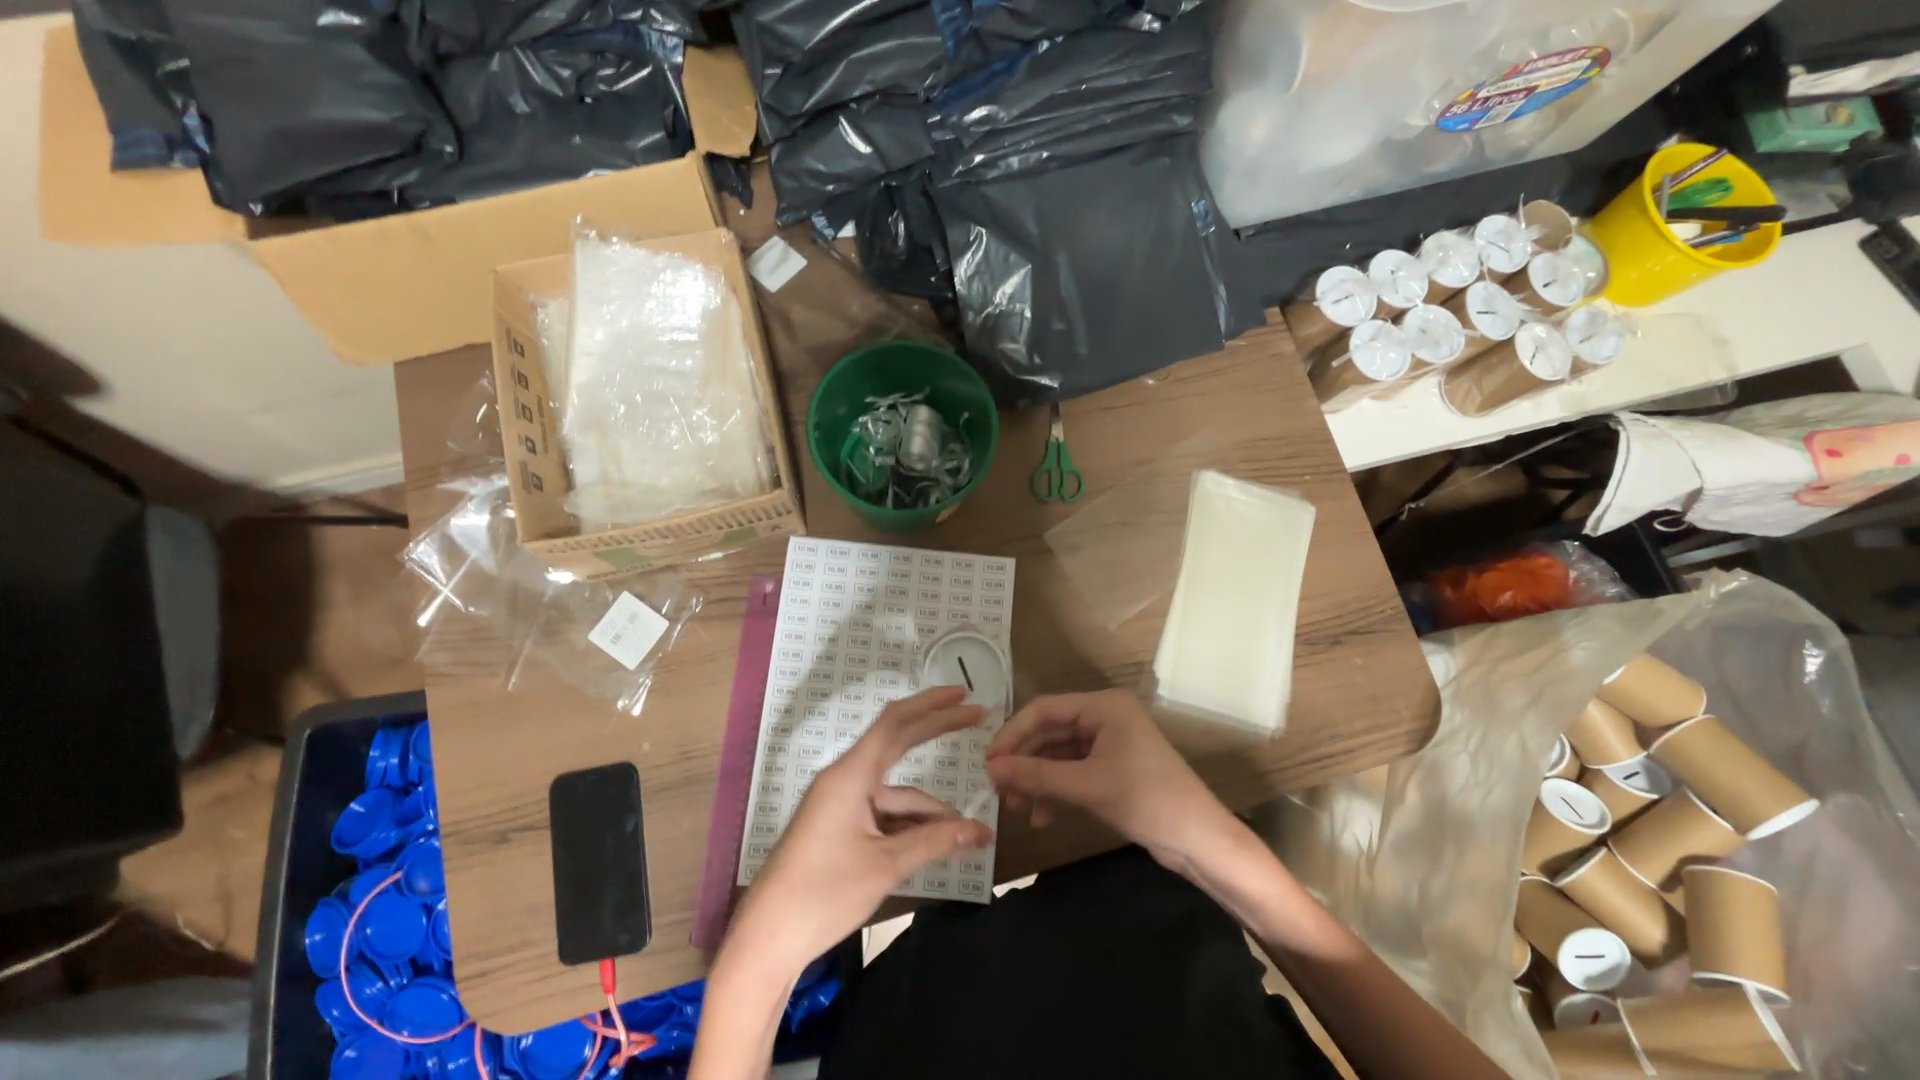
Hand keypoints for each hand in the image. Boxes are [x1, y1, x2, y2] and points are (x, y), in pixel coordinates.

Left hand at [723, 686, 994, 971]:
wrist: (769, 939)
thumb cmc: (824, 894)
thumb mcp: (886, 865)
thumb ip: (935, 841)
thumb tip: (980, 830)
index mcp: (849, 776)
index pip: (896, 723)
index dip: (932, 705)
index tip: (965, 695)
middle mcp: (844, 781)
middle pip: (897, 744)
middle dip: (936, 731)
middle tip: (977, 716)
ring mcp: (841, 806)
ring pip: (897, 796)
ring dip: (932, 811)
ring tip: (972, 836)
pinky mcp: (840, 830)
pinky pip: (884, 817)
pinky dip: (913, 827)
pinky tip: (942, 845)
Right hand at [985, 689, 1236, 870]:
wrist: (1198, 838)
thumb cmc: (1145, 800)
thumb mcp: (1086, 787)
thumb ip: (1036, 775)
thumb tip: (990, 768)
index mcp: (1104, 707)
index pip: (1044, 709)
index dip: (1013, 734)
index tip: (988, 762)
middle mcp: (1106, 717)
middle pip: (1049, 732)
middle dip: (1023, 762)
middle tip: (998, 790)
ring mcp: (1110, 743)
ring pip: (1058, 755)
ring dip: (1037, 780)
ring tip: (1017, 808)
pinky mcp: (1113, 768)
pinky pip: (1072, 772)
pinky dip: (1055, 791)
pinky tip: (1042, 817)